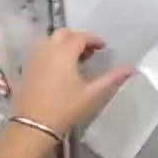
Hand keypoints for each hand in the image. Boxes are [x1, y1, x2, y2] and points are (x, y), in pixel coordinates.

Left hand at [9, 29, 134, 131]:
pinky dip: (51, 51)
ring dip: (63, 43)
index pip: (80, 36)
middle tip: (89, 52)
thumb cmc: (65, 108)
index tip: (102, 47)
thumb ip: (112, 78)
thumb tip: (131, 68)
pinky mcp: (26, 67)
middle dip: (77, 38)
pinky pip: (40, 50)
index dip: (93, 39)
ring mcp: (34, 57)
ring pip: (49, 40)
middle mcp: (47, 49)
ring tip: (74, 59)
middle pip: (63, 33)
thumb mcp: (92, 94)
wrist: (34, 125)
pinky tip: (59, 68)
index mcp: (64, 52)